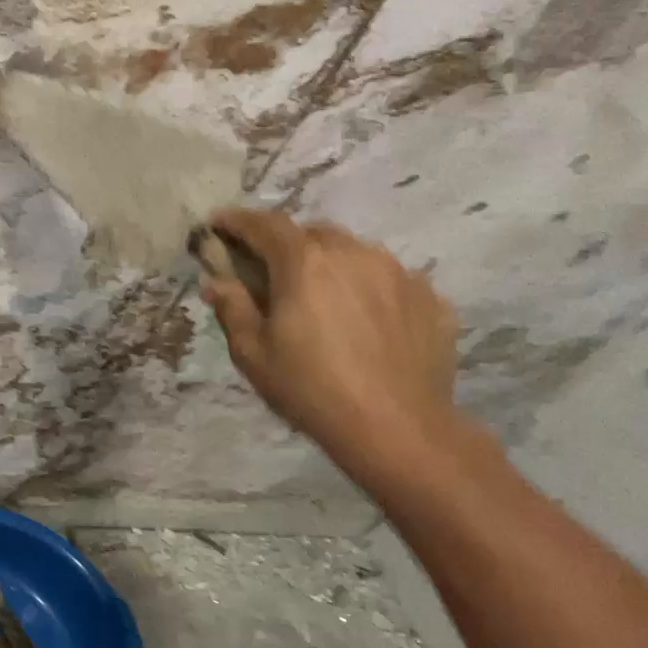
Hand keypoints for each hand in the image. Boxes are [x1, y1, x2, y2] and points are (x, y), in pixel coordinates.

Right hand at [200, 208, 459, 466]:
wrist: (397, 426)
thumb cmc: (309, 387)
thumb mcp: (251, 352)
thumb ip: (232, 307)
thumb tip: (217, 281)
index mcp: (304, 263)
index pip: (265, 225)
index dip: (238, 221)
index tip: (218, 224)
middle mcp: (354, 254)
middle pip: (312, 233)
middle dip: (285, 244)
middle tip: (269, 272)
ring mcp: (399, 273)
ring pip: (354, 252)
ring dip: (329, 264)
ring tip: (319, 298)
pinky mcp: (430, 298)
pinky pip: (388, 280)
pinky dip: (366, 288)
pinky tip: (360, 320)